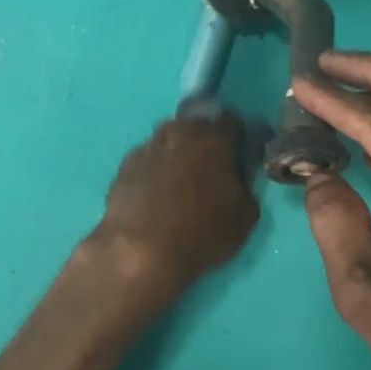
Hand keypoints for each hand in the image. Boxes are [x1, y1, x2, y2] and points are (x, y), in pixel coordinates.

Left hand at [94, 110, 259, 297]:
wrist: (141, 248)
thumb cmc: (202, 233)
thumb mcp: (245, 216)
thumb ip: (245, 185)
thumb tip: (237, 175)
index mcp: (215, 139)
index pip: (232, 121)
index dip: (236, 137)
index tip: (236, 154)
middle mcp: (180, 132)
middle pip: (196, 127)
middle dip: (204, 142)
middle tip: (207, 169)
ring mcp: (149, 146)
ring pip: (168, 139)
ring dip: (176, 152)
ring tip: (177, 180)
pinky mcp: (125, 164)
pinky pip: (147, 158)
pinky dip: (153, 168)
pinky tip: (152, 190)